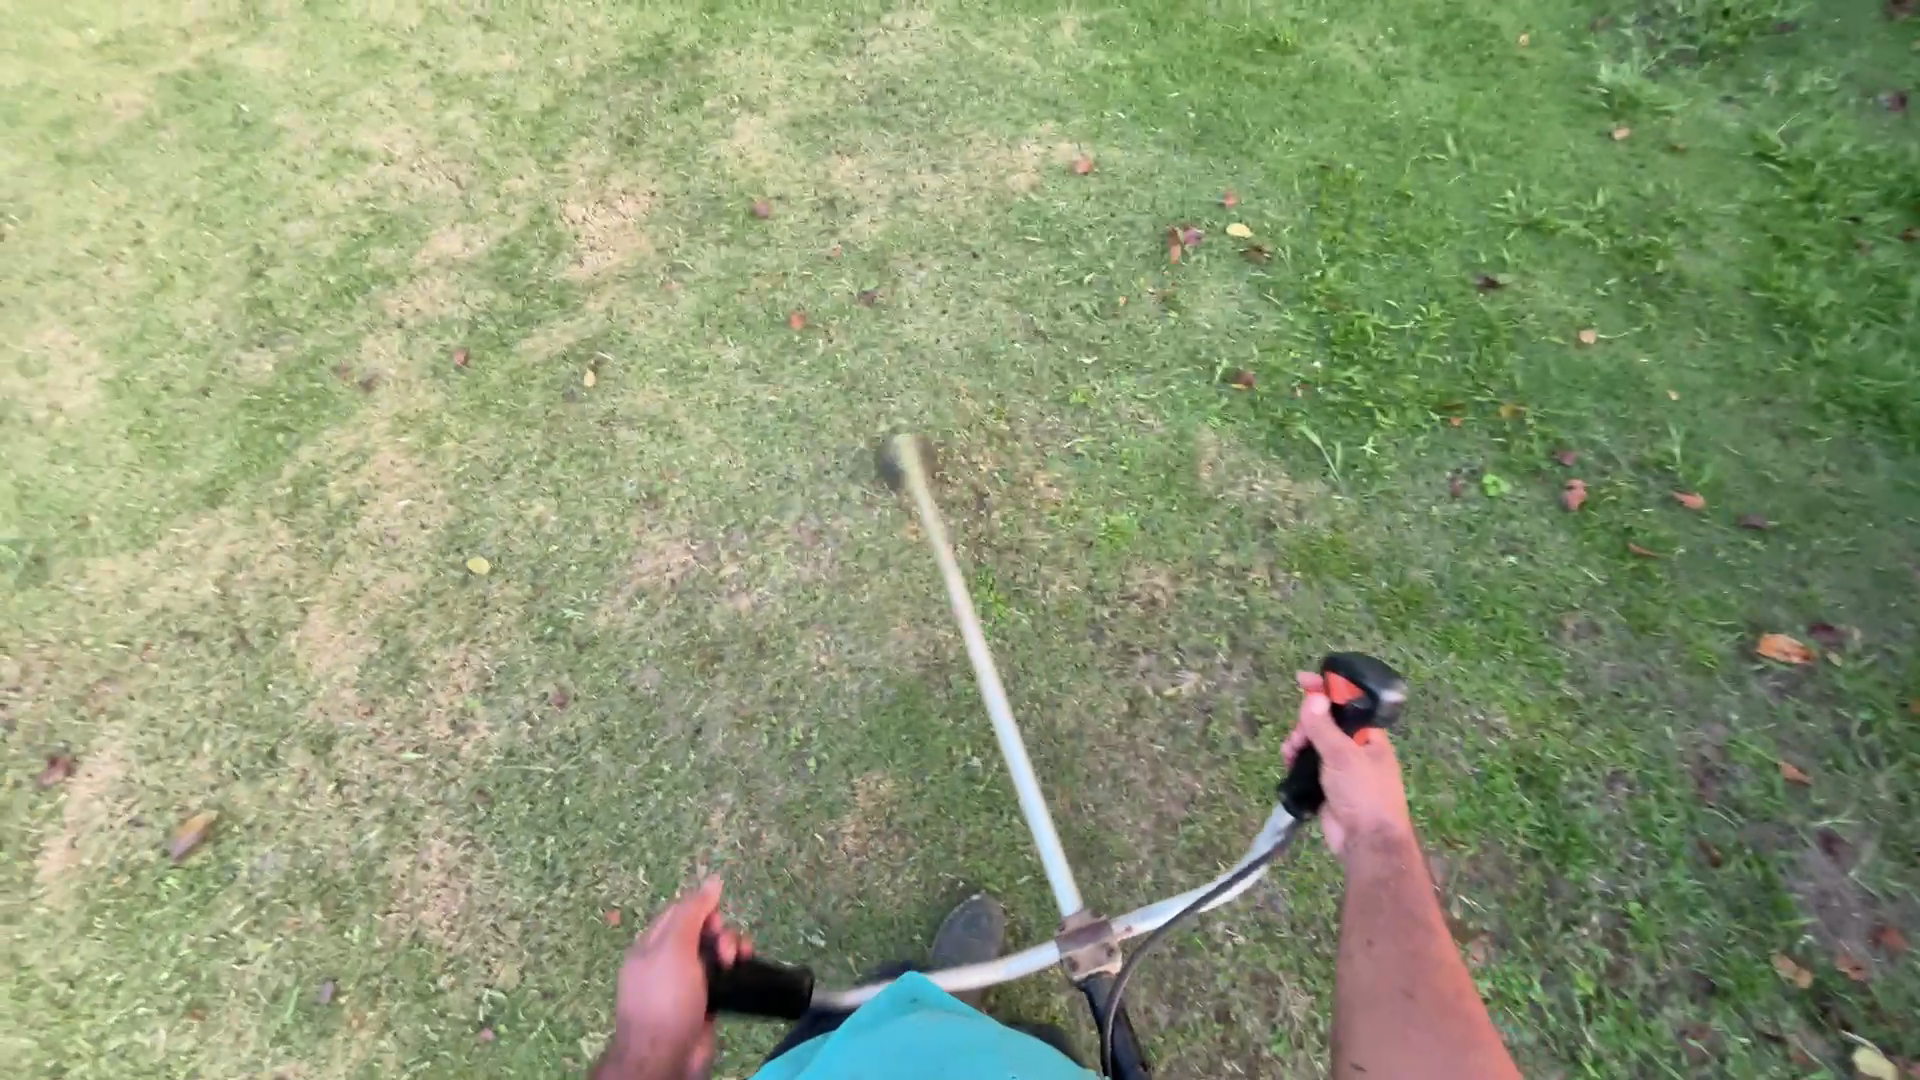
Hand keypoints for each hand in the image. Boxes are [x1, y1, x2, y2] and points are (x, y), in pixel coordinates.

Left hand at [595, 878, 752, 1079]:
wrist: (666, 1058)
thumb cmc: (666, 997)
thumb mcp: (675, 946)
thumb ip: (693, 910)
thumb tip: (713, 879)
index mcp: (651, 945)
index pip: (680, 911)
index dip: (702, 908)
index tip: (716, 918)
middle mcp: (667, 961)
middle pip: (702, 929)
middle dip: (720, 930)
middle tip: (725, 947)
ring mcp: (687, 982)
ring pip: (716, 950)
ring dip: (732, 946)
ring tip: (737, 960)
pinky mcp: (705, 1000)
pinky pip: (724, 973)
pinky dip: (737, 968)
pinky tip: (744, 969)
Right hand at [1281, 671, 1414, 861]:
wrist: (1366, 842)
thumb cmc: (1364, 794)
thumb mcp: (1342, 755)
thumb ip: (1323, 726)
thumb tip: (1312, 697)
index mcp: (1369, 738)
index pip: (1346, 704)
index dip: (1326, 690)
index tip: (1303, 679)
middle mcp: (1356, 749)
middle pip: (1324, 722)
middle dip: (1306, 724)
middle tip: (1299, 737)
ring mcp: (1341, 768)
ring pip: (1312, 742)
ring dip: (1298, 743)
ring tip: (1290, 754)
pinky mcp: (1327, 784)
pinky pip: (1307, 763)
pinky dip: (1296, 760)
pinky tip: (1289, 764)